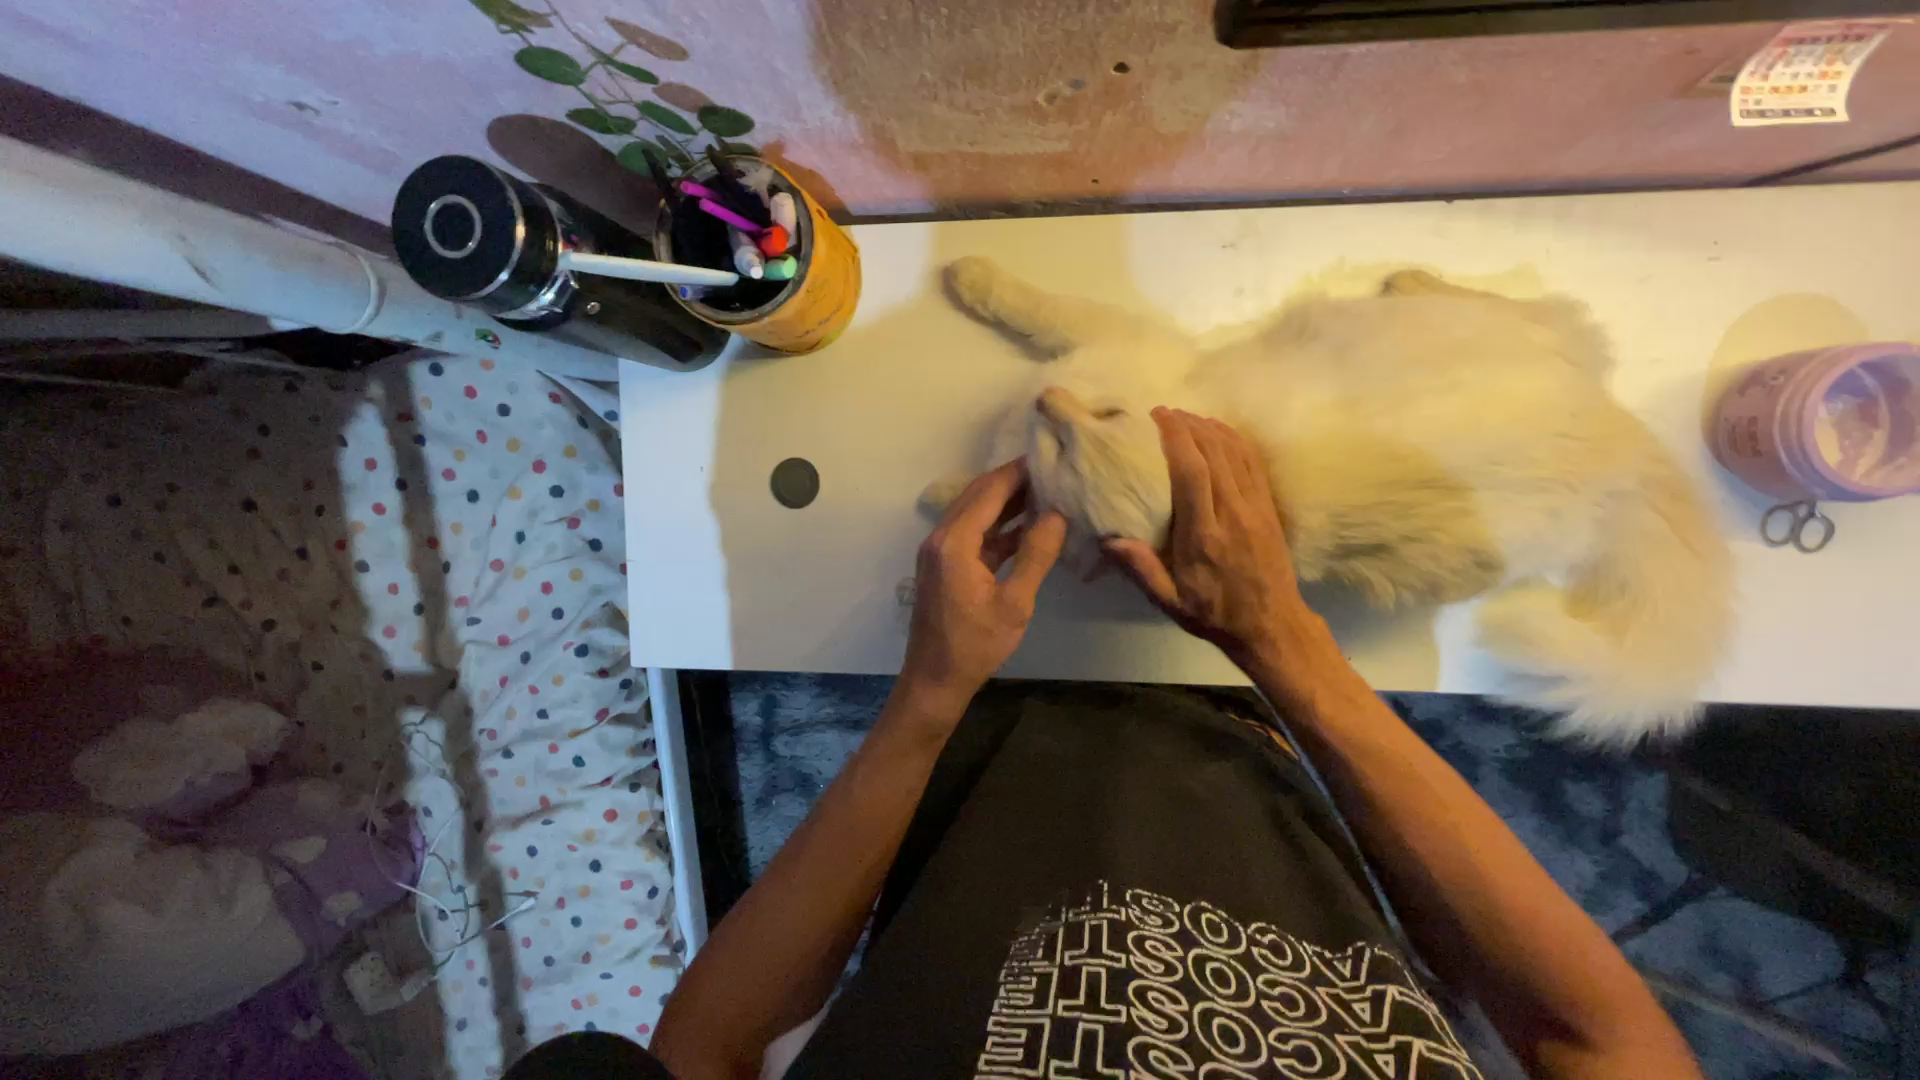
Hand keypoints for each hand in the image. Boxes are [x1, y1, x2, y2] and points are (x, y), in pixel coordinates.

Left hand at [902, 460, 1066, 711]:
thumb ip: (1036, 555)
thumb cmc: (975, 646)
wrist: (935, 680)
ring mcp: (939, 551)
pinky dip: (999, 527)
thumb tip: (1057, 514)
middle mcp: (940, 538)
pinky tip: (1029, 525)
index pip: (989, 491)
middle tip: (1052, 470)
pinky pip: (974, 533)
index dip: (1020, 472)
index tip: (1050, 457)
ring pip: (975, 512)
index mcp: (953, 543)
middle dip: (1014, 481)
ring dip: (1007, 502)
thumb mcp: (1015, 603)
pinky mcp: (945, 565)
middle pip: (978, 494)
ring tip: (1047, 491)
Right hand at [1103, 409, 1322, 669]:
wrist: (1272, 626)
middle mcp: (1233, 514)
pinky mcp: (1269, 507)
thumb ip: (1141, 570)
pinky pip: (1253, 462)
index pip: (1192, 474)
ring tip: (1186, 418)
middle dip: (1188, 425)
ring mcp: (1256, 507)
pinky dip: (1234, 440)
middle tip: (1163, 413)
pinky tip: (1218, 432)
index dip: (1176, 438)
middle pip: (1214, 453)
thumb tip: (1108, 540)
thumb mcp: (1171, 602)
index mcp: (1204, 536)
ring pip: (1235, 452)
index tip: (1157, 418)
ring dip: (1210, 428)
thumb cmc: (1214, 614)